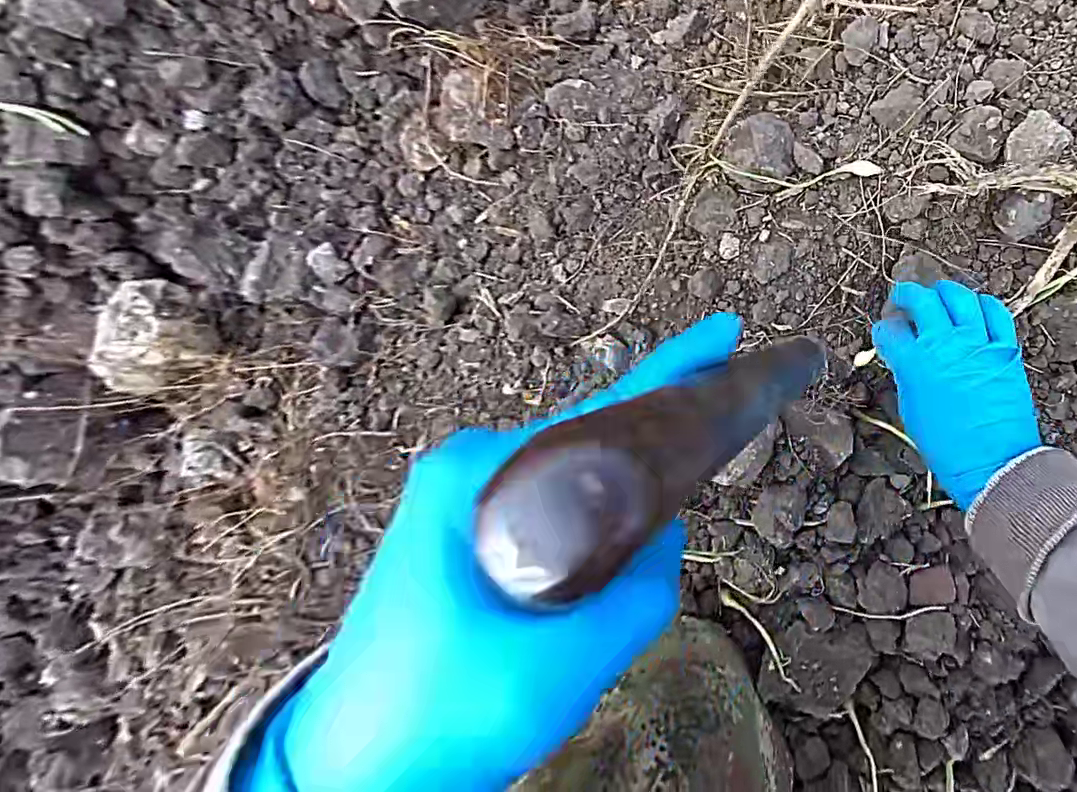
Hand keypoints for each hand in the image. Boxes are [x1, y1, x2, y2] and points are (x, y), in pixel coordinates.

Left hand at [261, 313, 742, 791]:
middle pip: (600, 429)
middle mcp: (473, 467)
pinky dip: (600, 509)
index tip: (726, 331)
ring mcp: (466, 493)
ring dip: (628, 488)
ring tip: (642, 538)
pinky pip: (559, 495)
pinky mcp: (467, 523)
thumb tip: (666, 531)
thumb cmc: (449, 716)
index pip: (607, 407)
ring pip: (583, 468)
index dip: (677, 366)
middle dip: (661, 435)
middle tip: (714, 439)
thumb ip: (647, 587)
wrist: (350, 783)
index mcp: (480, 478)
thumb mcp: (573, 659)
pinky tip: (611, 553)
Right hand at [871, 281, 1041, 507]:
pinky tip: (976, 307)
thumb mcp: (912, 410)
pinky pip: (996, 313)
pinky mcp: (1005, 348)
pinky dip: (984, 304)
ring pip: (960, 297)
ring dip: (946, 292)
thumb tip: (905, 355)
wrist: (993, 463)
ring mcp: (978, 343)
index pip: (891, 330)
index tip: (887, 330)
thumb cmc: (949, 446)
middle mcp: (945, 346)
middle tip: (904, 298)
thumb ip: (907, 374)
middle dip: (907, 294)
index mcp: (916, 364)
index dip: (885, 328)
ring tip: (940, 295)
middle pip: (923, 300)